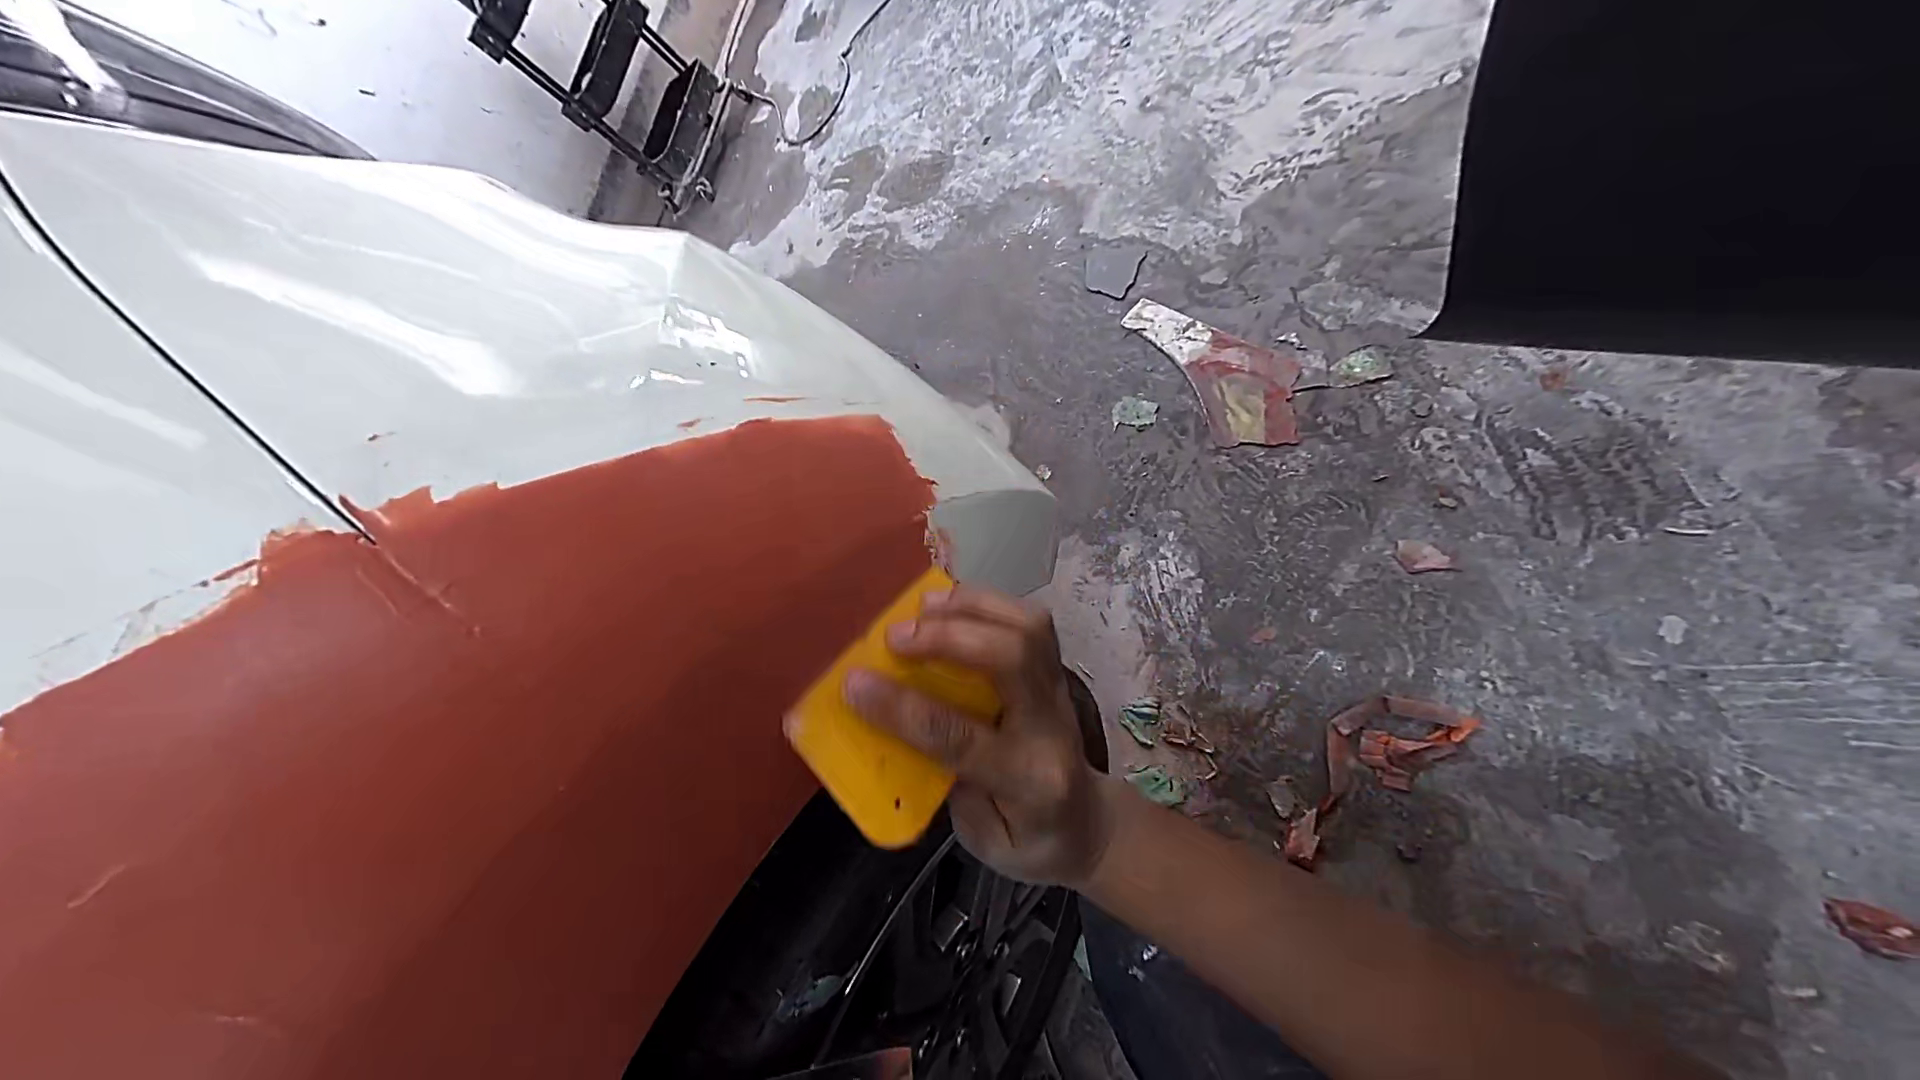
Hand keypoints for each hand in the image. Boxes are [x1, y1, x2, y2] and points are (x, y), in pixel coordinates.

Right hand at [838, 586, 1113, 886]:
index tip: (855, 683)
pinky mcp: (1056, 670)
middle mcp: (1050, 725)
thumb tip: (899, 723)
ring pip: (1029, 627)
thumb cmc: (1031, 841)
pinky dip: (987, 603)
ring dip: (971, 607)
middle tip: (894, 636)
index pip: (961, 736)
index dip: (902, 708)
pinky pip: (1029, 621)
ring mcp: (1060, 690)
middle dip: (949, 637)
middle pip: (1012, 658)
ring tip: (922, 607)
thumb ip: (945, 784)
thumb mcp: (983, 840)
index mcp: (1028, 779)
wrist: (1089, 825)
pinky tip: (951, 604)